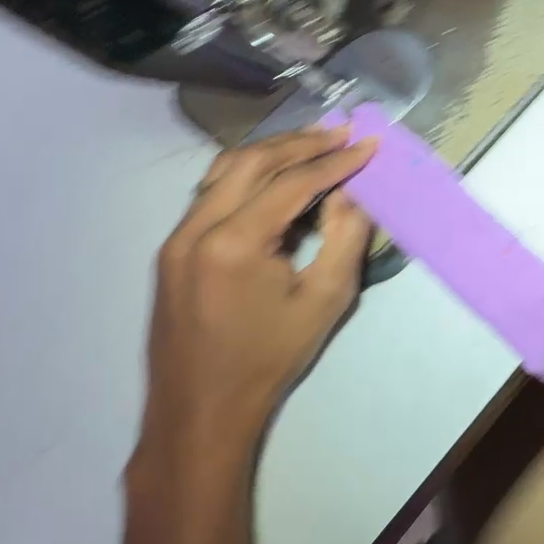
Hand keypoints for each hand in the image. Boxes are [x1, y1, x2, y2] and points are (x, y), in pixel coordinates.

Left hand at [141, 127, 377, 444]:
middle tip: (344, 132)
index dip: (337, 159)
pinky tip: (281, 177)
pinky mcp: (173, 251)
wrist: (200, 411)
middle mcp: (195, 231)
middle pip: (251, 162)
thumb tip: (355, 189)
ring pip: (224, 171)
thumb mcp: (327, 297)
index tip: (370, 143)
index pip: (292, 181)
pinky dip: (250, 174)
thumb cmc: (270, 356)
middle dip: (302, 143)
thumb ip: (346, 234)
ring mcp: (176, 240)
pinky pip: (212, 193)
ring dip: (273, 151)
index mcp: (233, 243)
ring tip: (316, 143)